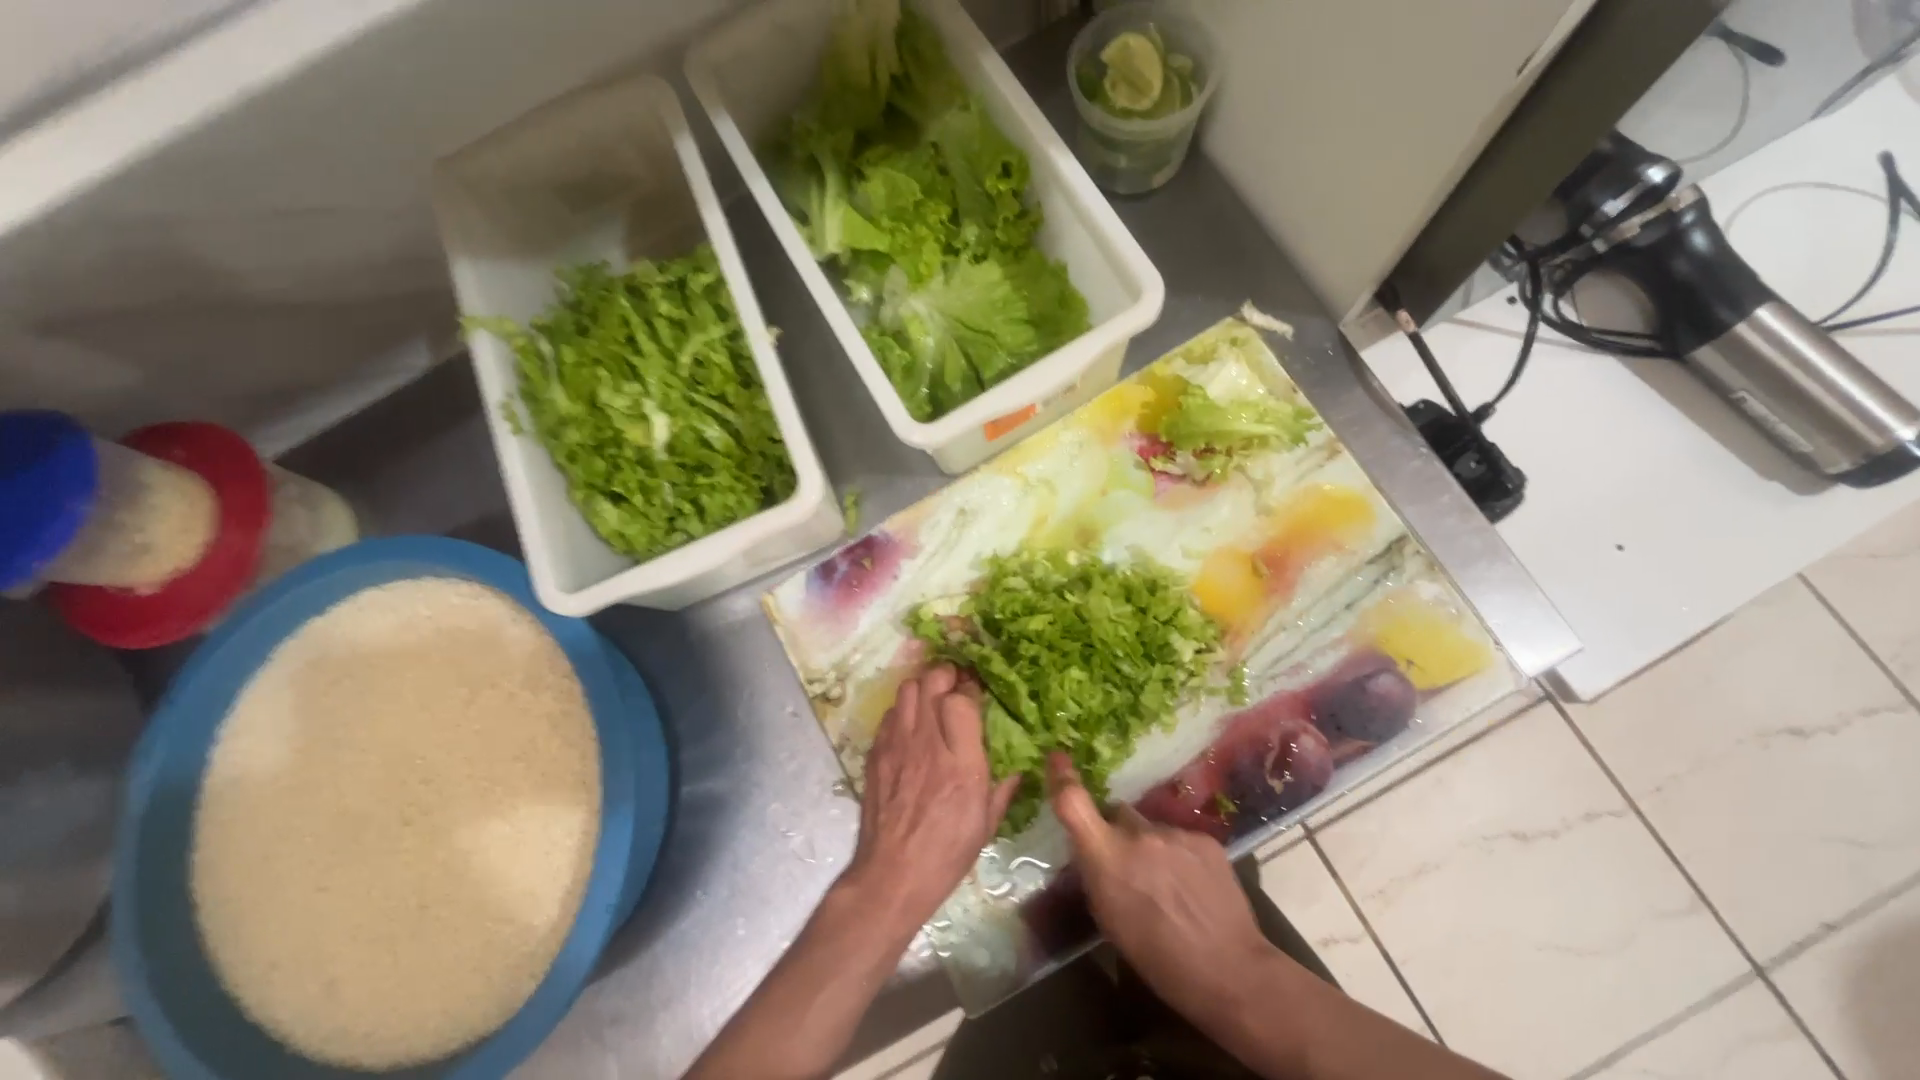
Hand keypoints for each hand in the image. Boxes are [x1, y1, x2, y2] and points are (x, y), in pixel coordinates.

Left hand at [846, 664, 1019, 925]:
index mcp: (962, 763)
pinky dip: (902, 710)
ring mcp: (897, 746)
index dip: (970, 688)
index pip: (962, 700)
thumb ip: (1002, 788)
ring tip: (933, 697)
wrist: (892, 874)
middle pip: (931, 682)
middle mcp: (928, 745)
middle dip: (946, 675)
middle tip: (955, 683)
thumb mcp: (986, 824)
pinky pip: (888, 714)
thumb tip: (1017, 767)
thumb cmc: (946, 853)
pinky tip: (911, 725)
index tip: (977, 691)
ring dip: (922, 687)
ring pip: (906, 690)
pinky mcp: (875, 754)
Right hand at [1047, 752, 1275, 1019]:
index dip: (1062, 778)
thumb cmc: (1156, 957)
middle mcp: (1140, 834)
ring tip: (1168, 885)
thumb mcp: (1108, 918)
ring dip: (1151, 848)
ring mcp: (1177, 833)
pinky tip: (1192, 887)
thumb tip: (1093, 854)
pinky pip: (1181, 839)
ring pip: (1152, 829)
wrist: (1226, 968)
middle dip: (1118, 833)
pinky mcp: (1206, 839)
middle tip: (1129, 866)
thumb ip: (1096, 875)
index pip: (1074, 803)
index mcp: (1108, 856)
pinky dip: (1180, 856)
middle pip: (1119, 815)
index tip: (1057, 758)